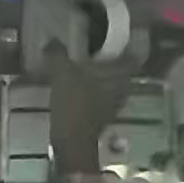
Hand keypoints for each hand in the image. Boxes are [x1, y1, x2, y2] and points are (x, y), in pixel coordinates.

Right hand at [46, 43, 132, 173]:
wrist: (72, 142)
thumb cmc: (73, 103)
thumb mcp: (61, 73)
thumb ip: (58, 54)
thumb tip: (52, 40)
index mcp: (118, 74)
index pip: (131, 57)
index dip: (123, 47)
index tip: (110, 40)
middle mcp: (121, 88)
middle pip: (122, 71)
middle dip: (110, 62)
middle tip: (93, 53)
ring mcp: (114, 104)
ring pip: (112, 85)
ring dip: (102, 78)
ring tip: (84, 70)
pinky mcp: (104, 116)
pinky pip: (103, 97)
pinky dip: (94, 92)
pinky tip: (80, 89)